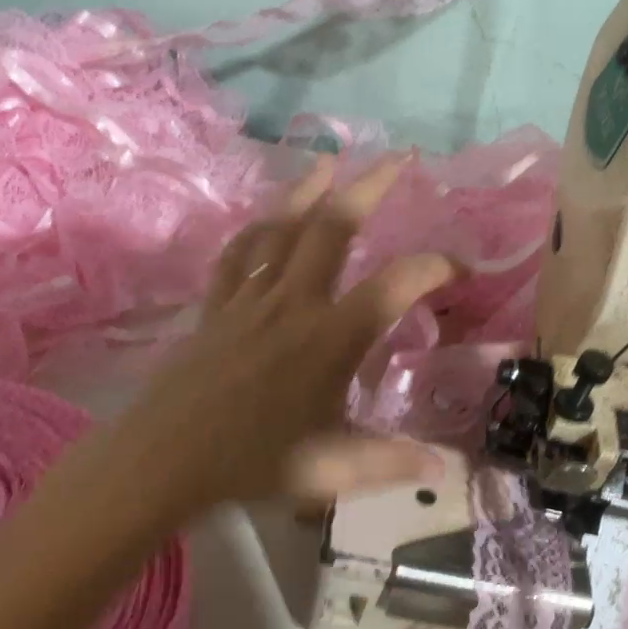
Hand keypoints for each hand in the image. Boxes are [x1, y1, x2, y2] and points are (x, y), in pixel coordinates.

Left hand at [102, 156, 454, 511]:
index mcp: (329, 340)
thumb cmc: (254, 464)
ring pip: (282, 228)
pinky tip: (267, 219)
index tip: (460, 267)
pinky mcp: (215, 306)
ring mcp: (249, 299)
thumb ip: (391, 463)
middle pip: (333, 228)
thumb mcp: (332, 471)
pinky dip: (256, 229)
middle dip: (369, 187)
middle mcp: (293, 304)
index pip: (394, 286)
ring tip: (330, 162)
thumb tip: (447, 469)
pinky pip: (237, 254)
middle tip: (398, 158)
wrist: (166, 459)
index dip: (434, 268)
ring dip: (309, 190)